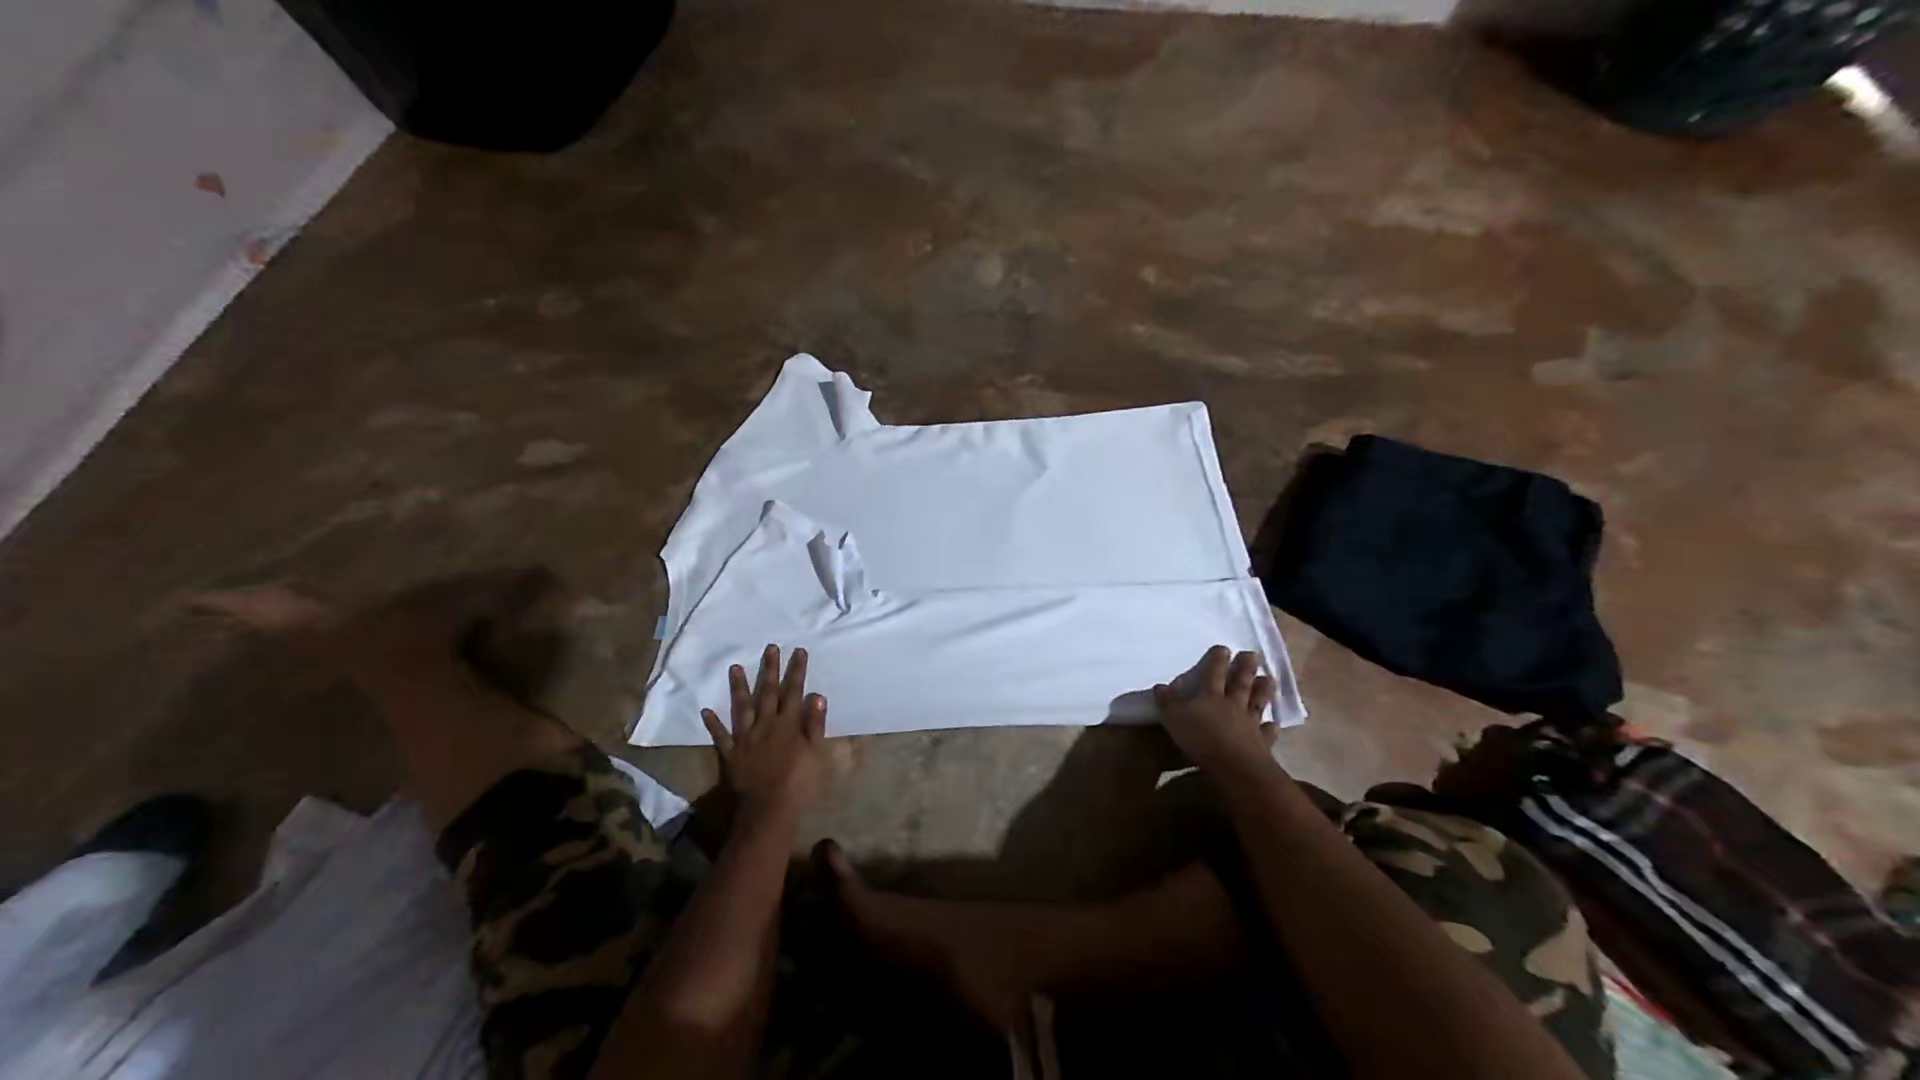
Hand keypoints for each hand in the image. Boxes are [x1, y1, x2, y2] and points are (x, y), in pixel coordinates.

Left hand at [703, 645, 827, 818]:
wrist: (768, 809)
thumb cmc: (798, 782)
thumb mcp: (815, 753)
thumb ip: (814, 724)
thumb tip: (816, 695)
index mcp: (788, 724)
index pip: (794, 691)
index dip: (797, 671)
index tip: (798, 651)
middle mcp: (765, 725)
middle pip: (768, 693)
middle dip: (770, 670)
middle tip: (769, 648)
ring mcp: (746, 738)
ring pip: (742, 708)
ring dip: (739, 687)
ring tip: (735, 667)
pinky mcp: (731, 753)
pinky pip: (721, 736)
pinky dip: (713, 723)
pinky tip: (706, 710)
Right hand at [1155, 645, 1276, 776]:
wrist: (1234, 765)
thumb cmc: (1200, 738)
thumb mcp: (1174, 718)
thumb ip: (1167, 702)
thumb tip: (1160, 686)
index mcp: (1211, 696)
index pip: (1214, 673)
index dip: (1218, 660)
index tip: (1224, 648)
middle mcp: (1233, 704)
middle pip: (1240, 683)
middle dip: (1245, 668)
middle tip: (1253, 654)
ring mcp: (1250, 723)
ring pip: (1257, 702)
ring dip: (1263, 690)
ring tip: (1269, 678)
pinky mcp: (1262, 742)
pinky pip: (1267, 732)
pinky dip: (1271, 727)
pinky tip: (1274, 724)